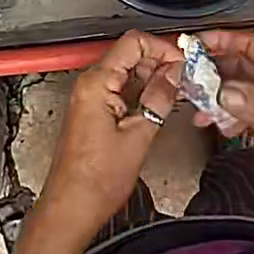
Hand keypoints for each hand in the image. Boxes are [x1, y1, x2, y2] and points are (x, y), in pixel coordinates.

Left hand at [27, 31, 181, 252]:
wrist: (70, 211)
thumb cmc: (95, 182)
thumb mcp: (139, 136)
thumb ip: (159, 97)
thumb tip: (175, 72)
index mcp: (97, 83)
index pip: (133, 42)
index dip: (162, 48)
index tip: (182, 62)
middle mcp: (90, 84)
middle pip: (130, 53)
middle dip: (160, 62)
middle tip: (184, 79)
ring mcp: (90, 96)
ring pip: (127, 70)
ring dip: (153, 77)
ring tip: (176, 93)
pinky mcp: (93, 110)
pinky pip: (121, 87)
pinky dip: (141, 91)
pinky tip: (159, 104)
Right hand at [197, 30, 253, 225]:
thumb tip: (224, 89)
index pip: (253, 45)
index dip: (222, 40)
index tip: (195, 42)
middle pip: (249, 63)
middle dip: (217, 70)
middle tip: (189, 79)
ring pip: (251, 85)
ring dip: (225, 94)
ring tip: (200, 107)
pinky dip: (240, 111)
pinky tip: (222, 123)